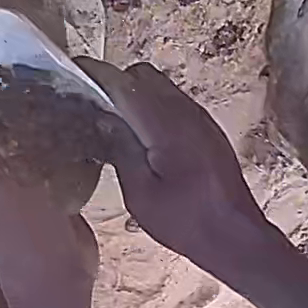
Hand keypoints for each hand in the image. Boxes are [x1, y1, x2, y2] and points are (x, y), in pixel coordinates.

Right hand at [76, 58, 277, 271]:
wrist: (237, 237)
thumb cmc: (187, 223)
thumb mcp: (141, 194)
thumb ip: (120, 148)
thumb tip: (102, 116)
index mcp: (167, 126)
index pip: (124, 84)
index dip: (95, 73)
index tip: (70, 70)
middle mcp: (187, 113)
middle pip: (143, 76)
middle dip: (115, 83)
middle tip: (93, 108)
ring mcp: (202, 120)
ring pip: (161, 88)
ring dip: (135, 96)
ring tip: (114, 125)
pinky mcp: (208, 131)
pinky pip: (175, 104)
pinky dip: (153, 108)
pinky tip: (142, 137)